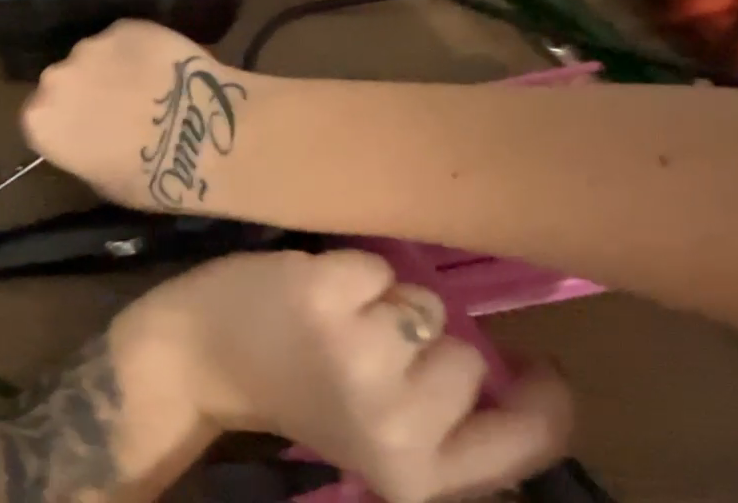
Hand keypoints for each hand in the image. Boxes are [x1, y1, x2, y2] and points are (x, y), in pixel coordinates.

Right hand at [21, 19, 247, 214]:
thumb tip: (83, 140)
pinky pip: (123, 40)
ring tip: (146, 89)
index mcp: (40, 121)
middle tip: (117, 110)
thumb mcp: (100, 182)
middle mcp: (55, 78)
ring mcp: (90, 46)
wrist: (205, 138)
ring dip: (110, 71)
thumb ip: (77, 152)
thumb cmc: (153, 178)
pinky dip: (137, 53)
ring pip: (93, 58)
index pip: (38, 119)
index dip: (63, 125)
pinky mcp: (125, 26)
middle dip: (83, 93)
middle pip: (62, 83)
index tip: (85, 133)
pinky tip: (163, 70)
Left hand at [133, 250, 573, 502]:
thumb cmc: (286, 394)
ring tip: (328, 323)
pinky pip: (374, 266)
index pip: (528, 442)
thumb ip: (443, 420)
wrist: (190, 359)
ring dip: (383, 305)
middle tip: (355, 354)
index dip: (546, 402)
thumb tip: (519, 368)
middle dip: (420, 344)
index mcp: (417, 472)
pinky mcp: (321, 295)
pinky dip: (344, 271)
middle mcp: (397, 421)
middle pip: (467, 354)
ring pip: (424, 304)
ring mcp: (358, 354)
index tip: (536, 366)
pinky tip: (306, 294)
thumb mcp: (373, 438)